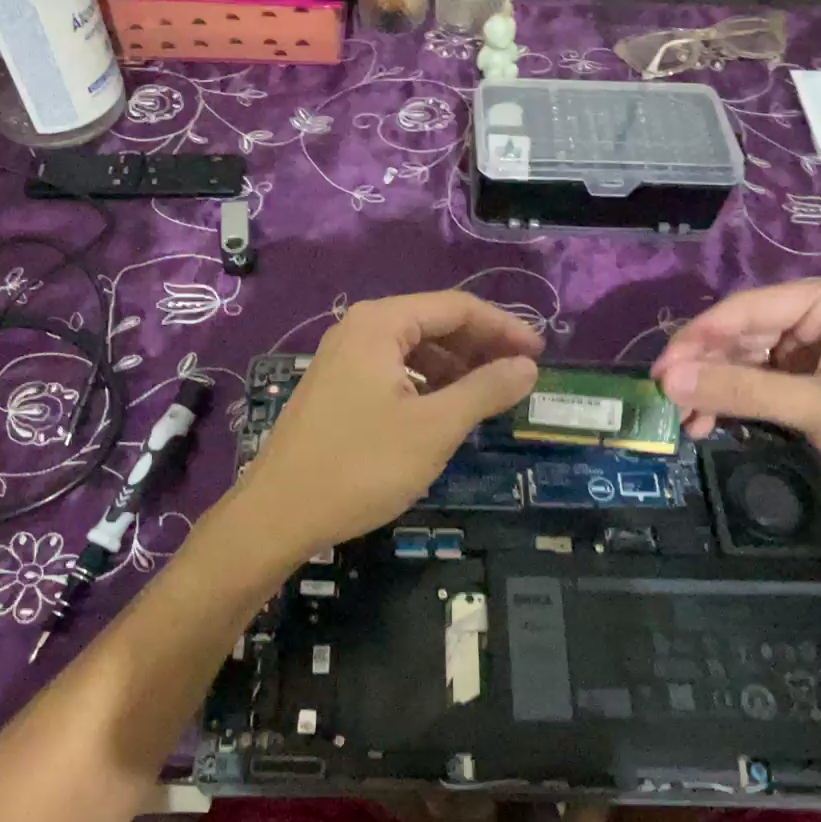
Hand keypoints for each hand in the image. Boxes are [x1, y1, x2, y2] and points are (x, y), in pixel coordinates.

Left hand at [218, 291, 541, 559]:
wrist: (280, 514)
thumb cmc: (361, 466)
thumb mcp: (434, 428)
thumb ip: (485, 391)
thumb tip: (527, 367)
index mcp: (380, 324)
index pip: (457, 307)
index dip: (504, 328)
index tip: (540, 355)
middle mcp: (357, 330)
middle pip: (433, 324)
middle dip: (480, 347)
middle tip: (520, 377)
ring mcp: (342, 361)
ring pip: (413, 351)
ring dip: (455, 368)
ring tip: (488, 397)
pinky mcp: (336, 391)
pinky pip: (392, 373)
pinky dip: (426, 386)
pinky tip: (444, 412)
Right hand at [650, 276, 820, 531]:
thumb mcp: (819, 409)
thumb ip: (741, 390)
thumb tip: (665, 380)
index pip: (749, 308)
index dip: (698, 338)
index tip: (656, 374)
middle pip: (746, 334)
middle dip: (706, 368)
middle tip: (667, 405)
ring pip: (751, 362)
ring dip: (718, 390)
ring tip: (690, 425)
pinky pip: (766, 386)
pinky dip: (738, 404)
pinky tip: (714, 425)